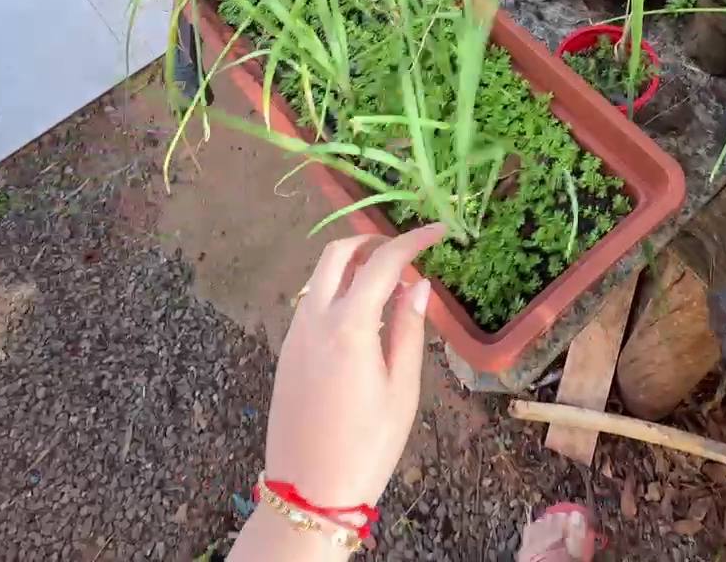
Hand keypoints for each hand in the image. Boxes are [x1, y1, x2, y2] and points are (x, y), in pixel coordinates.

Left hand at [263, 223, 446, 508]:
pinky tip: (362, 312)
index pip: (383, 263)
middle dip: (371, 240)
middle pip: (338, 253)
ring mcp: (295, 332)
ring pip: (320, 275)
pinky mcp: (287, 349)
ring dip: (352, 263)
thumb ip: (409, 329)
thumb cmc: (367, 446)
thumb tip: (419, 284)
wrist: (308, 493)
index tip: (438, 231)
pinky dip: (337, 289)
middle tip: (404, 250)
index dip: (413, 240)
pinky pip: (312, 301)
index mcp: (349, 326)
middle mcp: (315, 318)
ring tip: (388, 281)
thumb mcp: (402, 390)